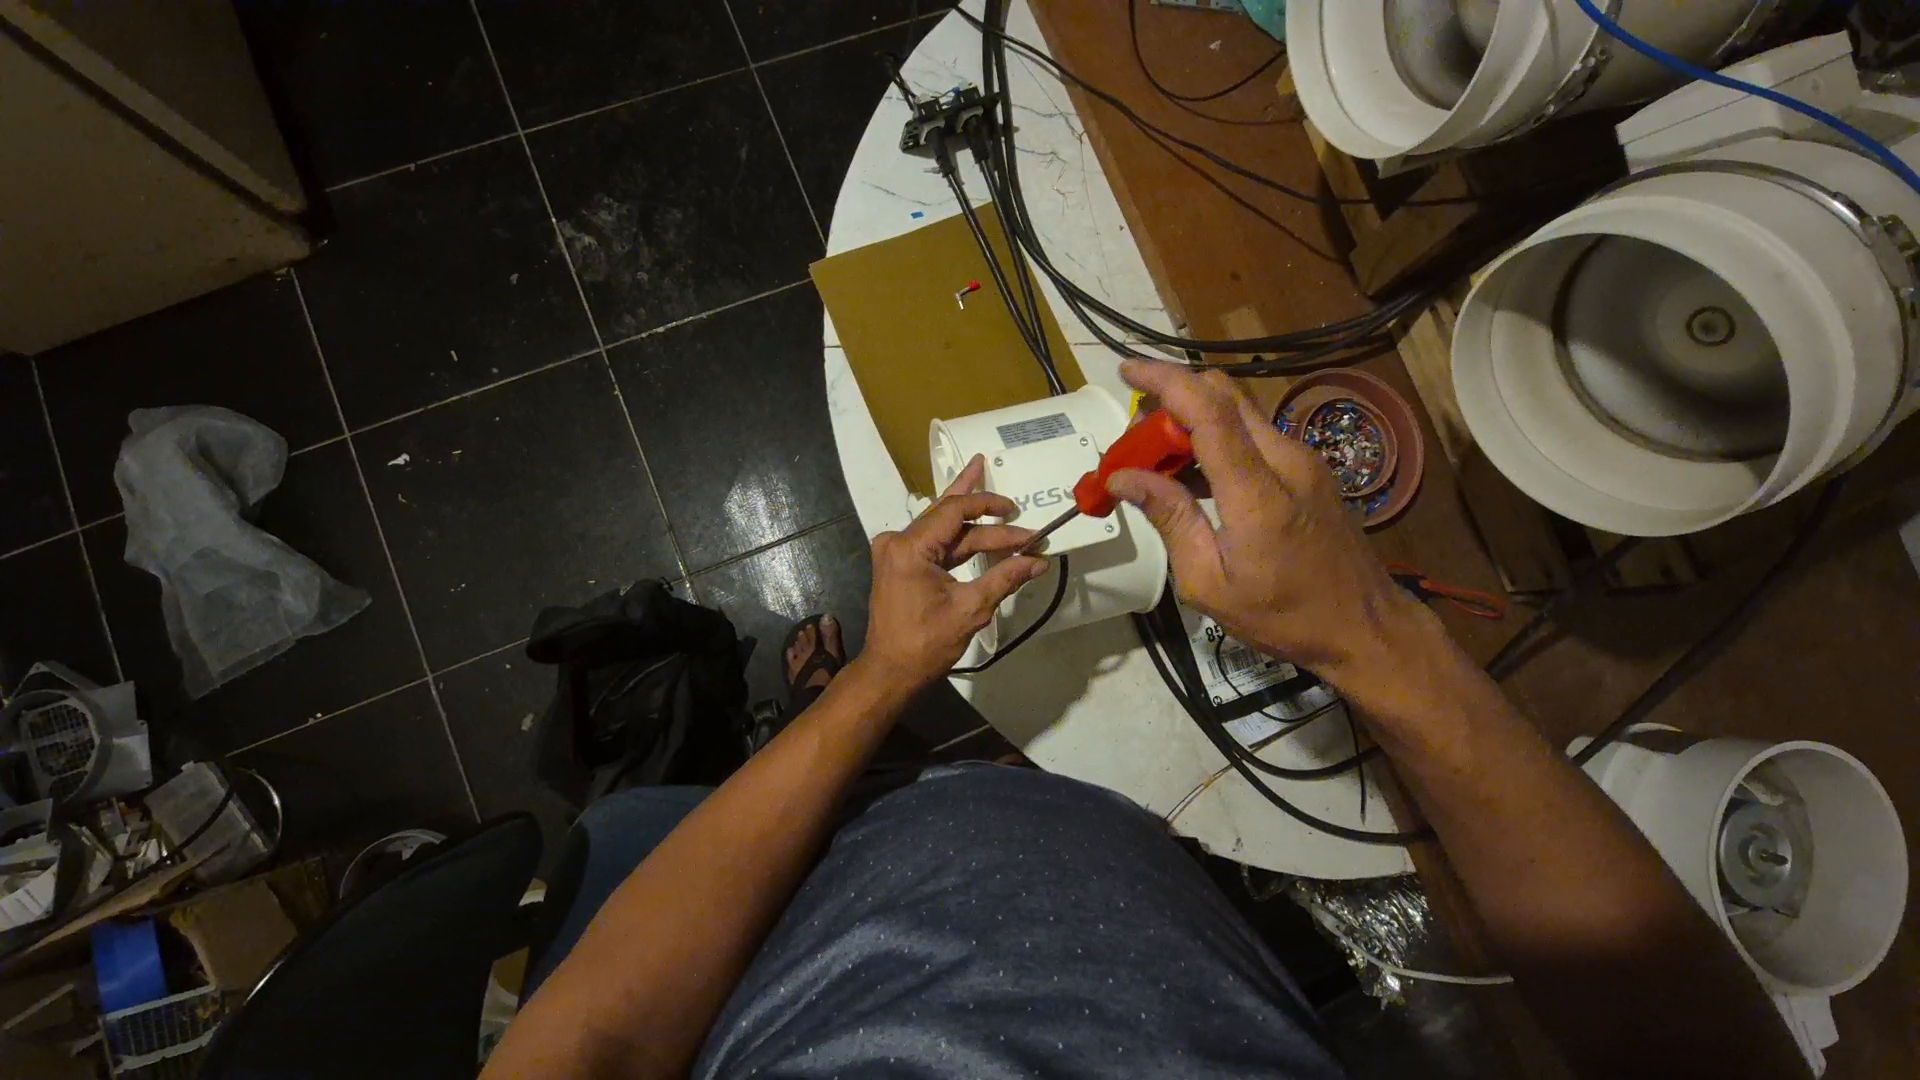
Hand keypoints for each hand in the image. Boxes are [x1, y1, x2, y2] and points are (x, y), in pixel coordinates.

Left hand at [862, 455, 1050, 687]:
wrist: (891, 672)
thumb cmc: (926, 644)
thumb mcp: (971, 609)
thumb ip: (1005, 578)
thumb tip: (1039, 561)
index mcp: (909, 547)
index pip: (954, 510)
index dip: (988, 505)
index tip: (1015, 509)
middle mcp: (897, 541)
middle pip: (947, 515)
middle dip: (983, 510)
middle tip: (1011, 497)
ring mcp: (896, 552)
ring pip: (942, 529)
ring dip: (974, 524)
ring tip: (999, 504)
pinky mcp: (901, 564)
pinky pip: (935, 545)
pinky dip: (960, 542)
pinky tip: (983, 533)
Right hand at [1106, 360, 1432, 685]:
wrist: (1365, 627)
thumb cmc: (1283, 616)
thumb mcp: (1209, 583)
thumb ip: (1170, 520)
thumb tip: (1124, 478)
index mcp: (1257, 491)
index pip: (1209, 411)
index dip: (1165, 381)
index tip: (1126, 371)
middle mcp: (1285, 459)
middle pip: (1224, 395)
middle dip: (1170, 398)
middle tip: (1134, 437)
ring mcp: (1302, 460)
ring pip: (1239, 411)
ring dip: (1191, 418)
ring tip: (1154, 459)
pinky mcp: (1308, 469)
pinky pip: (1253, 435)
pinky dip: (1214, 437)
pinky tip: (1190, 474)